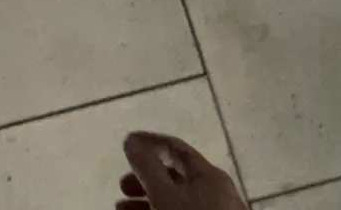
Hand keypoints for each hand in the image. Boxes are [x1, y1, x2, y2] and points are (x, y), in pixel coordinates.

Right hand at [116, 131, 247, 209]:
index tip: (125, 145)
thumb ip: (146, 166)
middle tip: (122, 188)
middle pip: (174, 176)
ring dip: (147, 201)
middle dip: (143, 179)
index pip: (174, 147)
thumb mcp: (163, 195)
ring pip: (176, 200)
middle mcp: (218, 193)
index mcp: (210, 176)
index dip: (147, 142)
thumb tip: (132, 140)